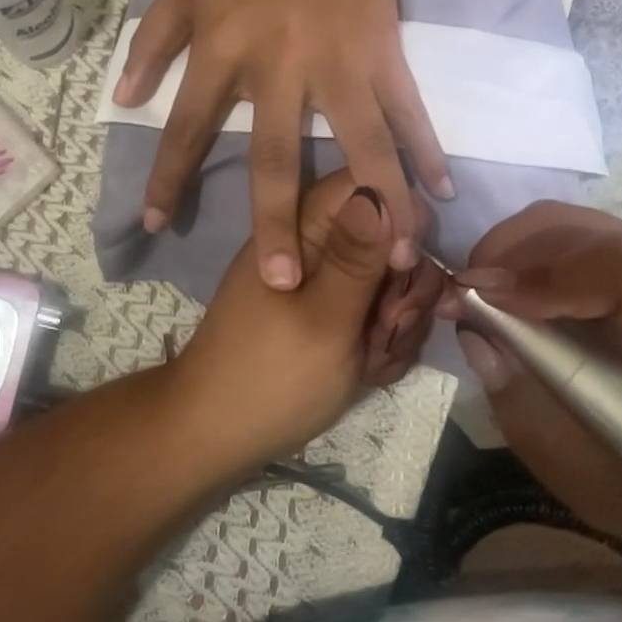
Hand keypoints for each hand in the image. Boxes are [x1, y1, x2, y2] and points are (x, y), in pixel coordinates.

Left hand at [114, 0, 452, 289]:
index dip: (170, 177)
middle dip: (275, 221)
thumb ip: (152, 41)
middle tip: (282, 282)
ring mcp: (338, 63)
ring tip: (393, 262)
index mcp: (222, 47)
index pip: (187, 125)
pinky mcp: (383, 53)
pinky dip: (422, 150)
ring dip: (375, 205)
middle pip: (272, 157)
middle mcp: (278, 66)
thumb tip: (123, 97)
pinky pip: (405, 110)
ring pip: (356, 145)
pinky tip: (438, 192)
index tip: (157, 224)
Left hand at [165, 172, 409, 468]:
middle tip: (384, 329)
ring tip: (371, 360)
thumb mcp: (323, 319)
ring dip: (397, 324)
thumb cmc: (269, 377)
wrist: (217, 435)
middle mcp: (314, 248)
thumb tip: (379, 187)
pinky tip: (369, 373)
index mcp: (300, 230)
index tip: (403, 268)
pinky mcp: (333, 319)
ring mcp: (324, 286)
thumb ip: (358, 258)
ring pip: (393, 285)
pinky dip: (383, 346)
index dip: (400, 219)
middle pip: (390, 240)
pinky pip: (380, 318)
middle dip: (404, 288)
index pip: (366, 186)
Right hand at [440, 202, 621, 548]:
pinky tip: (522, 293)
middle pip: (601, 237)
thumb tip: (471, 331)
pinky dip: (546, 257)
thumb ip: (524, 402)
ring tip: (487, 291)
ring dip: (526, 249)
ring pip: (592, 229)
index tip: (484, 297)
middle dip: (518, 250)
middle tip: (467, 290)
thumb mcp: (584, 475)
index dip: (549, 275)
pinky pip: (597, 244)